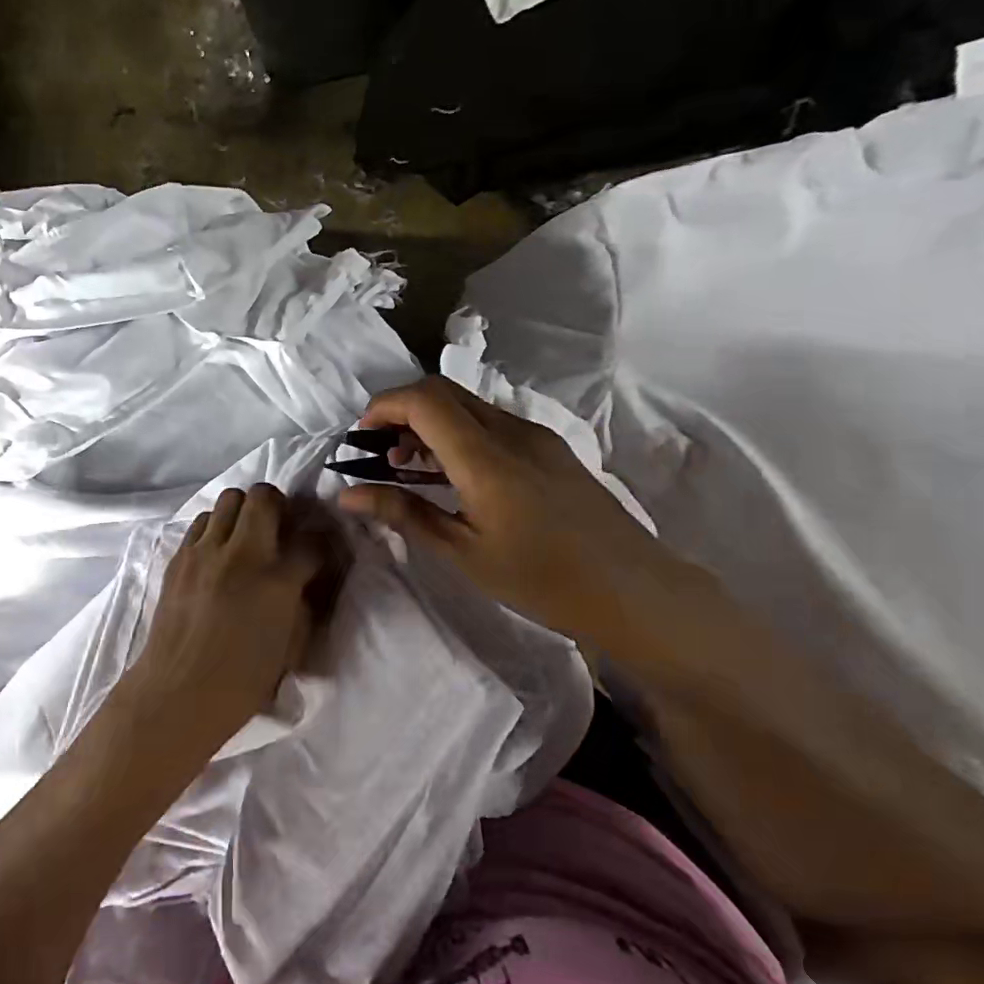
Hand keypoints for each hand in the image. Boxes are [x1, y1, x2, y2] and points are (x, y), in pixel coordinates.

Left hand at [119, 484, 334, 754]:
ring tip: (245, 537)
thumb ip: (303, 601)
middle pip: (264, 496)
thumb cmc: (243, 681)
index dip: (322, 542)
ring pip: (228, 499)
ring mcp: (204, 552)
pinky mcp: (179, 557)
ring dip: (243, 512)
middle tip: (280, 528)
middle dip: (279, 505)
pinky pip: (201, 522)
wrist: (180, 691)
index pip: (312, 540)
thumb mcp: (293, 644)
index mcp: (277, 581)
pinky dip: (215, 528)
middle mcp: (241, 555)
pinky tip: (218, 552)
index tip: (319, 548)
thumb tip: (306, 576)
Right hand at [338, 376, 676, 640]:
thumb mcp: (462, 552)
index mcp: (486, 459)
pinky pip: (490, 423)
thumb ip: (403, 513)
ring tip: (406, 467)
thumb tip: (347, 494)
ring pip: (467, 405)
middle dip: (399, 411)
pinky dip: (455, 434)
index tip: (360, 439)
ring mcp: (536, 437)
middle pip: (443, 391)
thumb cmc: (542, 580)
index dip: (383, 407)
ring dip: (427, 423)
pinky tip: (448, 475)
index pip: (424, 400)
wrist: (637, 592)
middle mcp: (512, 433)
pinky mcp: (549, 449)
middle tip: (377, 452)